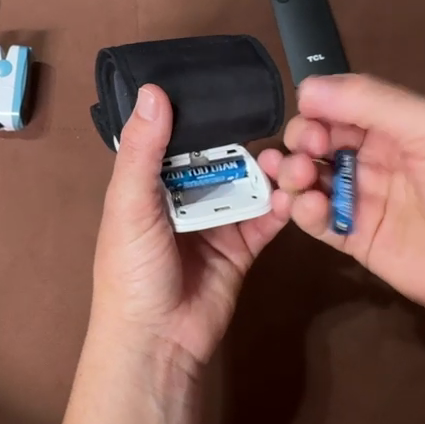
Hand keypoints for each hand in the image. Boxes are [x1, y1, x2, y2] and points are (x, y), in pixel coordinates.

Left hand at [93, 85, 291, 372]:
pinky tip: (295, 196)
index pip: (178, 137)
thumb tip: (153, 90)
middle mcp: (183, 196)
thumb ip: (142, 150)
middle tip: (284, 124)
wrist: (157, 341)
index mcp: (149, 181)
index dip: (202, 113)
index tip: (235, 82)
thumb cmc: (131, 269)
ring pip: (246, 185)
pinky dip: (281, 207)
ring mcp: (215, 221)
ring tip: (295, 160)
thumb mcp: (129, 204)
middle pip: (219, 159)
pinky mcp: (241, 247)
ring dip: (270, 172)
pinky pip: (265, 219)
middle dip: (246, 143)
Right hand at [263, 74, 424, 333]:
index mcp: (396, 126)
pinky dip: (301, 209)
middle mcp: (374, 158)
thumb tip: (307, 87)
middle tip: (306, 154)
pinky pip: (315, 219)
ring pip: (310, 177)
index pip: (341, 105)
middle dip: (301, 140)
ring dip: (293, 173)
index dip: (317, 107)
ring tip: (300, 180)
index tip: (308, 118)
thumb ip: (372, 102)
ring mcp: (363, 199)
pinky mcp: (354, 239)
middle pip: (318, 139)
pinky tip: (308, 207)